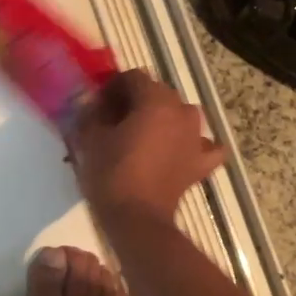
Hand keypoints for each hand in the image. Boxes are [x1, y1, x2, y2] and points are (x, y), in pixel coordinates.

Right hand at [71, 70, 225, 223]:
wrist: (136, 218)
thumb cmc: (111, 173)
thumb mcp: (91, 139)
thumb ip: (92, 113)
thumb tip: (91, 102)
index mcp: (155, 100)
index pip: (133, 77)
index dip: (112, 87)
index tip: (97, 104)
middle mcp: (182, 112)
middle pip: (157, 93)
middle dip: (135, 101)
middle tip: (113, 121)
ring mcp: (197, 137)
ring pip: (180, 115)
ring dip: (163, 118)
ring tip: (142, 136)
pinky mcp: (201, 163)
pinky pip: (204, 145)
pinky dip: (193, 144)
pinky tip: (181, 151)